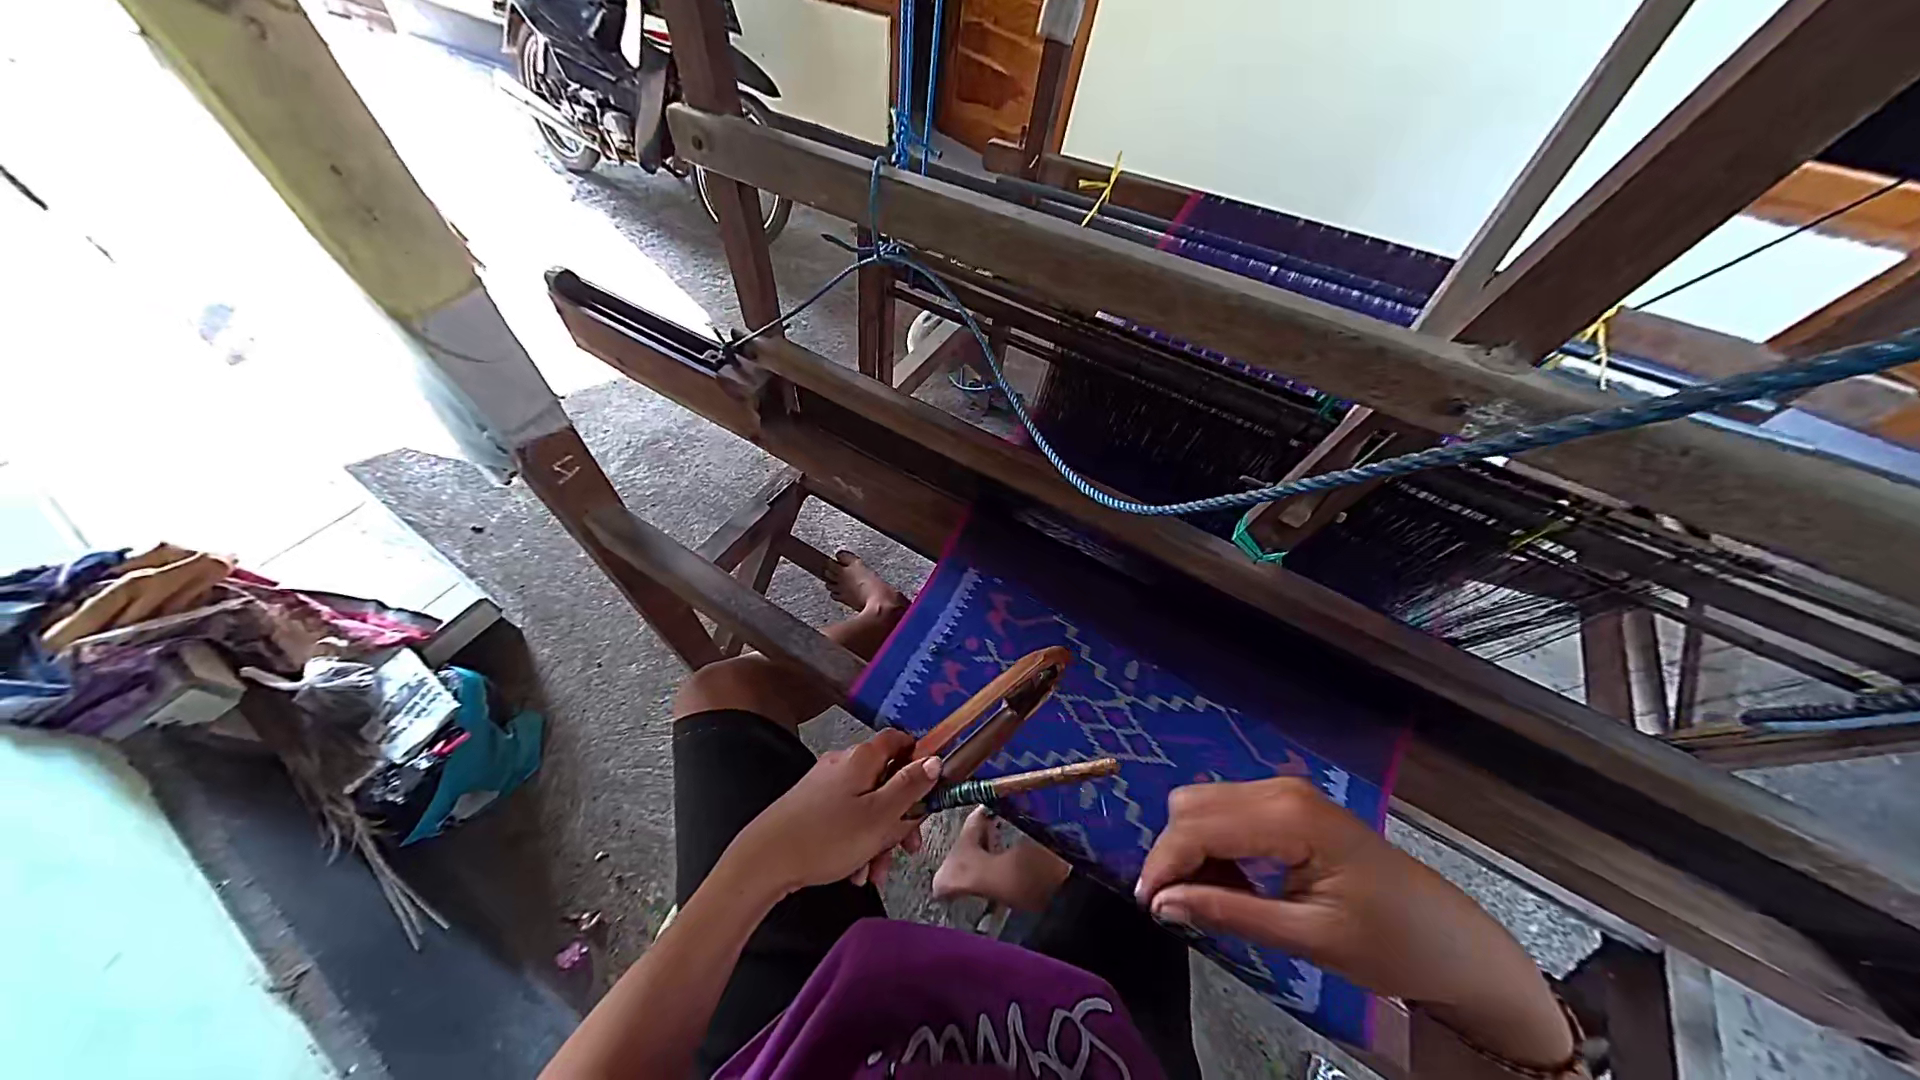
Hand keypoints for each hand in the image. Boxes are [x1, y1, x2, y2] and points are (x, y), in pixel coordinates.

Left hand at [725, 728, 940, 896]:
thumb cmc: (824, 838)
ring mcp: (825, 785)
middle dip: (901, 815)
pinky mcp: (812, 807)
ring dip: (879, 837)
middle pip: (887, 780)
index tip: (932, 788)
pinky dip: (857, 841)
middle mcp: (844, 763)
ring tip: (876, 871)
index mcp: (863, 758)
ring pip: (868, 805)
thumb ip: (911, 786)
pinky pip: (847, 818)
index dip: (921, 761)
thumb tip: (935, 761)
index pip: (901, 741)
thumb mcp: (880, 815)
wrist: (763, 861)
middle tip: (908, 845)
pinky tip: (855, 871)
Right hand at [1136, 778, 1572, 1068]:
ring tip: (1202, 898)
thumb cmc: (1391, 943)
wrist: (1454, 941)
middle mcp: (1278, 789)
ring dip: (1189, 847)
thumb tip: (1161, 904)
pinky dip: (1211, 842)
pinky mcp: (1285, 803)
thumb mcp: (1308, 937)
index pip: (1198, 826)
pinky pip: (1225, 810)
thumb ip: (1229, 913)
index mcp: (1288, 816)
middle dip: (1172, 852)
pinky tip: (1227, 879)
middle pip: (1191, 805)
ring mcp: (1282, 792)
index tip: (1146, 905)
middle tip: (1173, 906)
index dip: (1163, 863)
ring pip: (1202, 803)